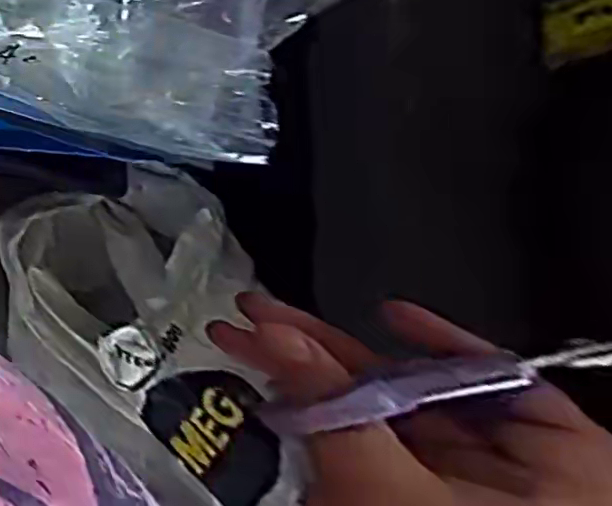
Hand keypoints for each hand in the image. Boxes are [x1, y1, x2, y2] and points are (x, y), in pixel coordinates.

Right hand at [209, 293, 611, 504]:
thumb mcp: (380, 485)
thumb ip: (326, 398)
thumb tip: (274, 327)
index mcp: (564, 485)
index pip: (519, 392)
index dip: (451, 345)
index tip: (384, 313)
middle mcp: (524, 492)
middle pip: (424, 397)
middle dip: (330, 349)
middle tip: (258, 314)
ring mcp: (463, 503)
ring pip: (382, 418)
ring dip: (306, 375)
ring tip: (236, 339)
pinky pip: (367, 447)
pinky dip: (317, 415)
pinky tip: (265, 390)